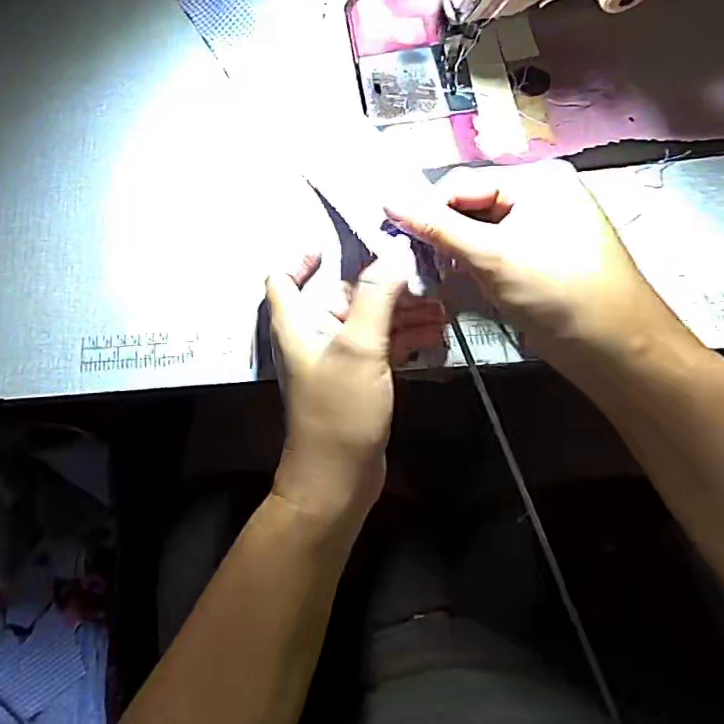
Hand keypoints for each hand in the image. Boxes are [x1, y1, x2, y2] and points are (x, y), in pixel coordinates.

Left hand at [265, 255, 436, 523]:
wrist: (337, 478)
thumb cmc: (339, 410)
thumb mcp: (359, 348)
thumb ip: (375, 298)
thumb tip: (393, 254)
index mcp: (296, 322)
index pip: (283, 277)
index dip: (303, 258)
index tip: (336, 245)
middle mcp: (311, 334)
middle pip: (340, 294)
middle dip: (378, 284)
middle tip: (422, 275)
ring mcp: (335, 357)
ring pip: (366, 319)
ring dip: (399, 310)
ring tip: (440, 305)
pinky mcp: (357, 377)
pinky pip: (379, 345)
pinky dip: (402, 336)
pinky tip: (435, 332)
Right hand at [385, 160, 685, 359]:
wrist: (618, 352)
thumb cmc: (560, 295)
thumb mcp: (490, 255)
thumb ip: (434, 226)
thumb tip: (387, 202)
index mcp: (536, 180)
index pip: (459, 183)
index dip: (426, 210)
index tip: (398, 238)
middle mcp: (538, 194)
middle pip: (466, 202)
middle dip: (439, 230)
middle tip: (413, 258)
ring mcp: (538, 224)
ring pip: (473, 226)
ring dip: (451, 247)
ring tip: (433, 269)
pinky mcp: (535, 253)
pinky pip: (488, 245)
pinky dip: (468, 259)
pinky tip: (458, 276)